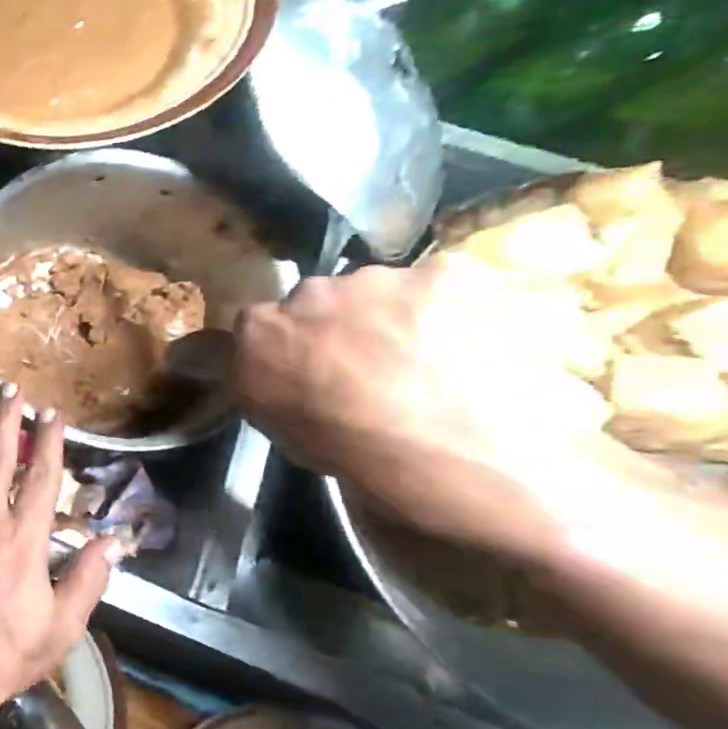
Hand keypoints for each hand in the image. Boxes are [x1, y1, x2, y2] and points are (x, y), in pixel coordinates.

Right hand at [235, 258, 643, 554]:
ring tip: (431, 359)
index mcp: (257, 331)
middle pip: (322, 298)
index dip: (289, 344)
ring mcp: (380, 278)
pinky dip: (456, 308)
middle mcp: (308, 293)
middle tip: (371, 363)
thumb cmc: (353, 453)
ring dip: (397, 314)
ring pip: (384, 288)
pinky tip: (470, 345)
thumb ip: (269, 379)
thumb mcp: (277, 424)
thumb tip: (283, 367)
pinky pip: (447, 285)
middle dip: (341, 323)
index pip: (262, 323)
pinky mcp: (451, 273)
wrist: (455, 455)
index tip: (310, 366)